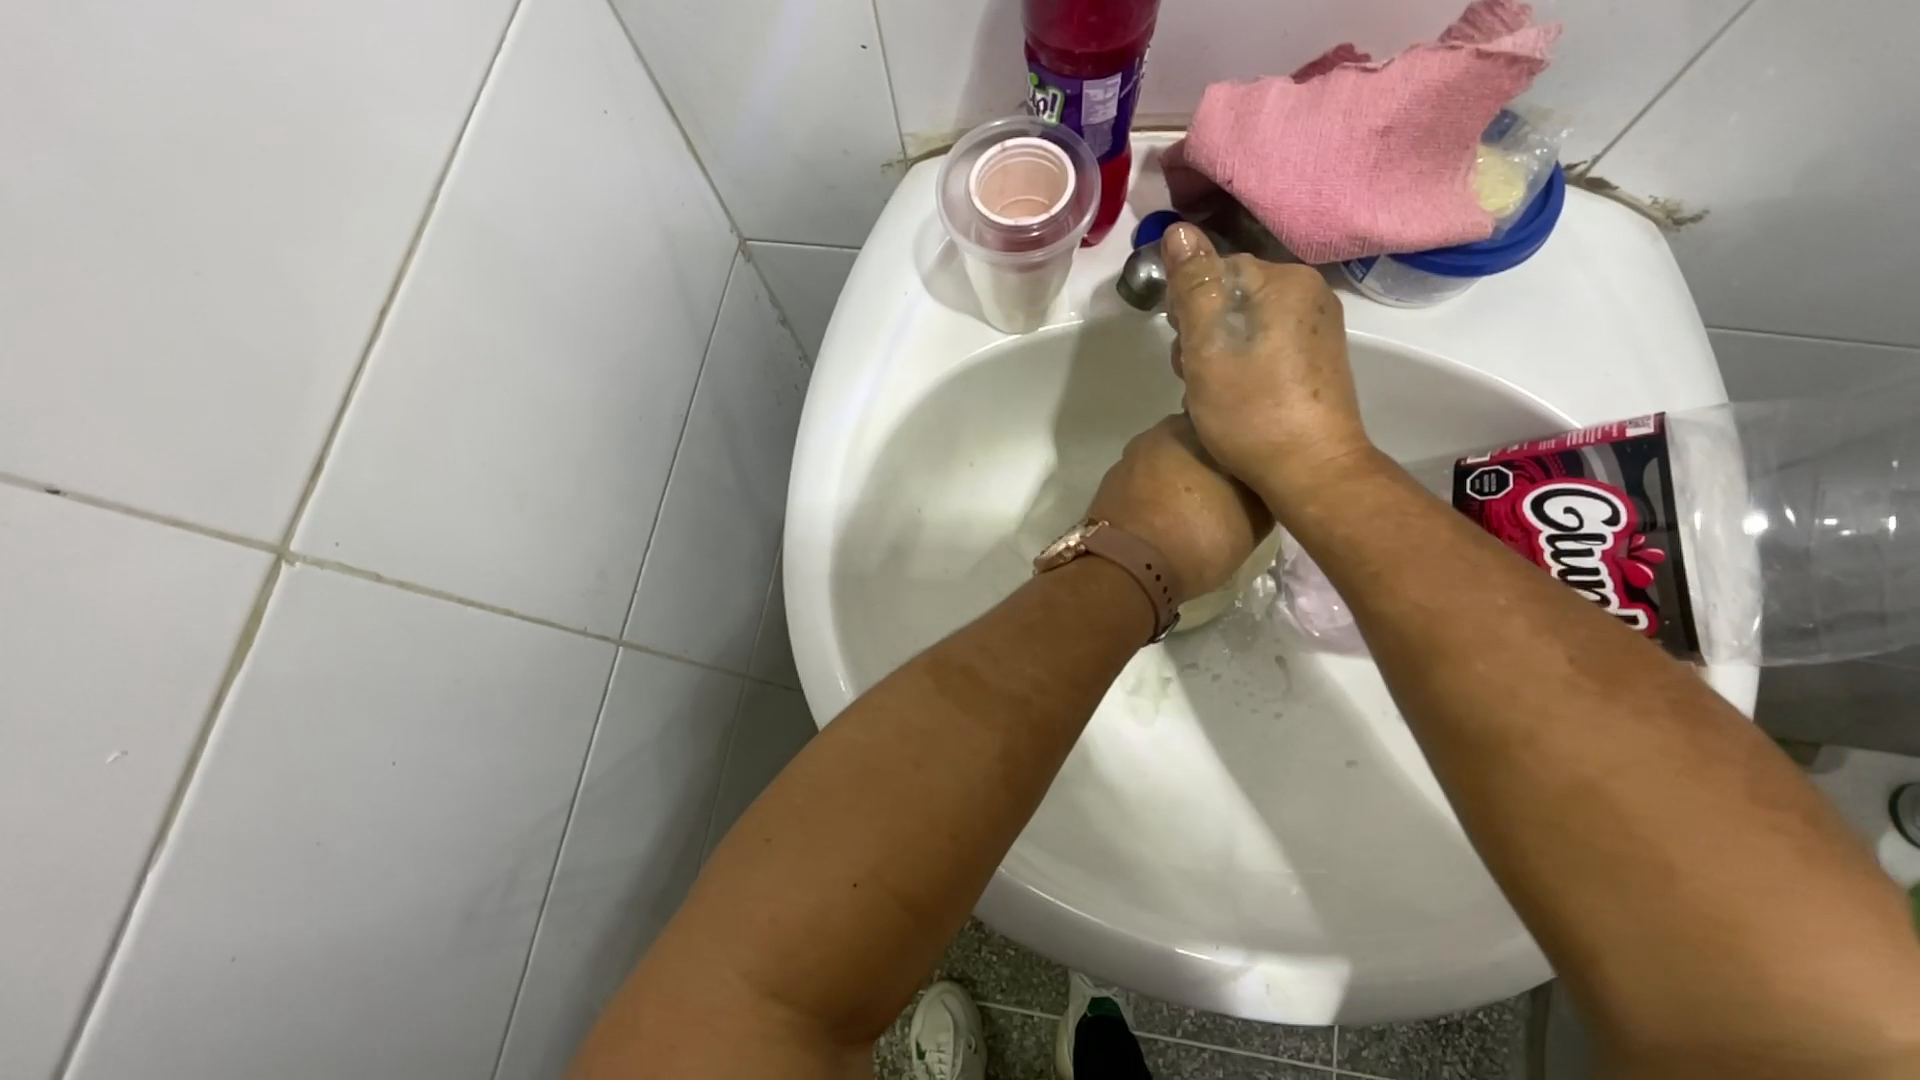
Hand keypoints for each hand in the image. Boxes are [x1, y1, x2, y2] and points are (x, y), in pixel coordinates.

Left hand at [1087, 415, 1271, 605]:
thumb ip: (1262, 489)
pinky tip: (1165, 522)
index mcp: (1190, 428)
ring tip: (1196, 511)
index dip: (1240, 444)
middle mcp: (1153, 435)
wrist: (1127, 571)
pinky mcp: (1107, 491)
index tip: (1253, 466)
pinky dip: (1154, 501)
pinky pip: (1141, 489)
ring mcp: (1125, 463)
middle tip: (1228, 491)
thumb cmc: (1198, 535)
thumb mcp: (1254, 517)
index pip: (1225, 423)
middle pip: (1191, 445)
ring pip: (1163, 466)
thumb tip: (1262, 482)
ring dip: (1178, 483)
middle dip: (1207, 463)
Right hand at [1162, 223, 1375, 509]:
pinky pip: (1265, 344)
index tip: (1182, 350)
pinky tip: (1238, 397)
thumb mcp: (1208, 346)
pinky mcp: (1318, 359)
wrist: (1311, 471)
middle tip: (1195, 376)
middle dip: (1202, 331)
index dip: (1186, 309)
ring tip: (1213, 392)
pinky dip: (1243, 365)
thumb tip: (1178, 229)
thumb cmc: (1252, 409)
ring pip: (1245, 323)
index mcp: (1285, 280)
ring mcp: (1318, 328)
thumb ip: (1193, 284)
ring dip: (1218, 352)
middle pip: (1231, 295)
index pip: (1215, 269)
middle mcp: (1309, 293)